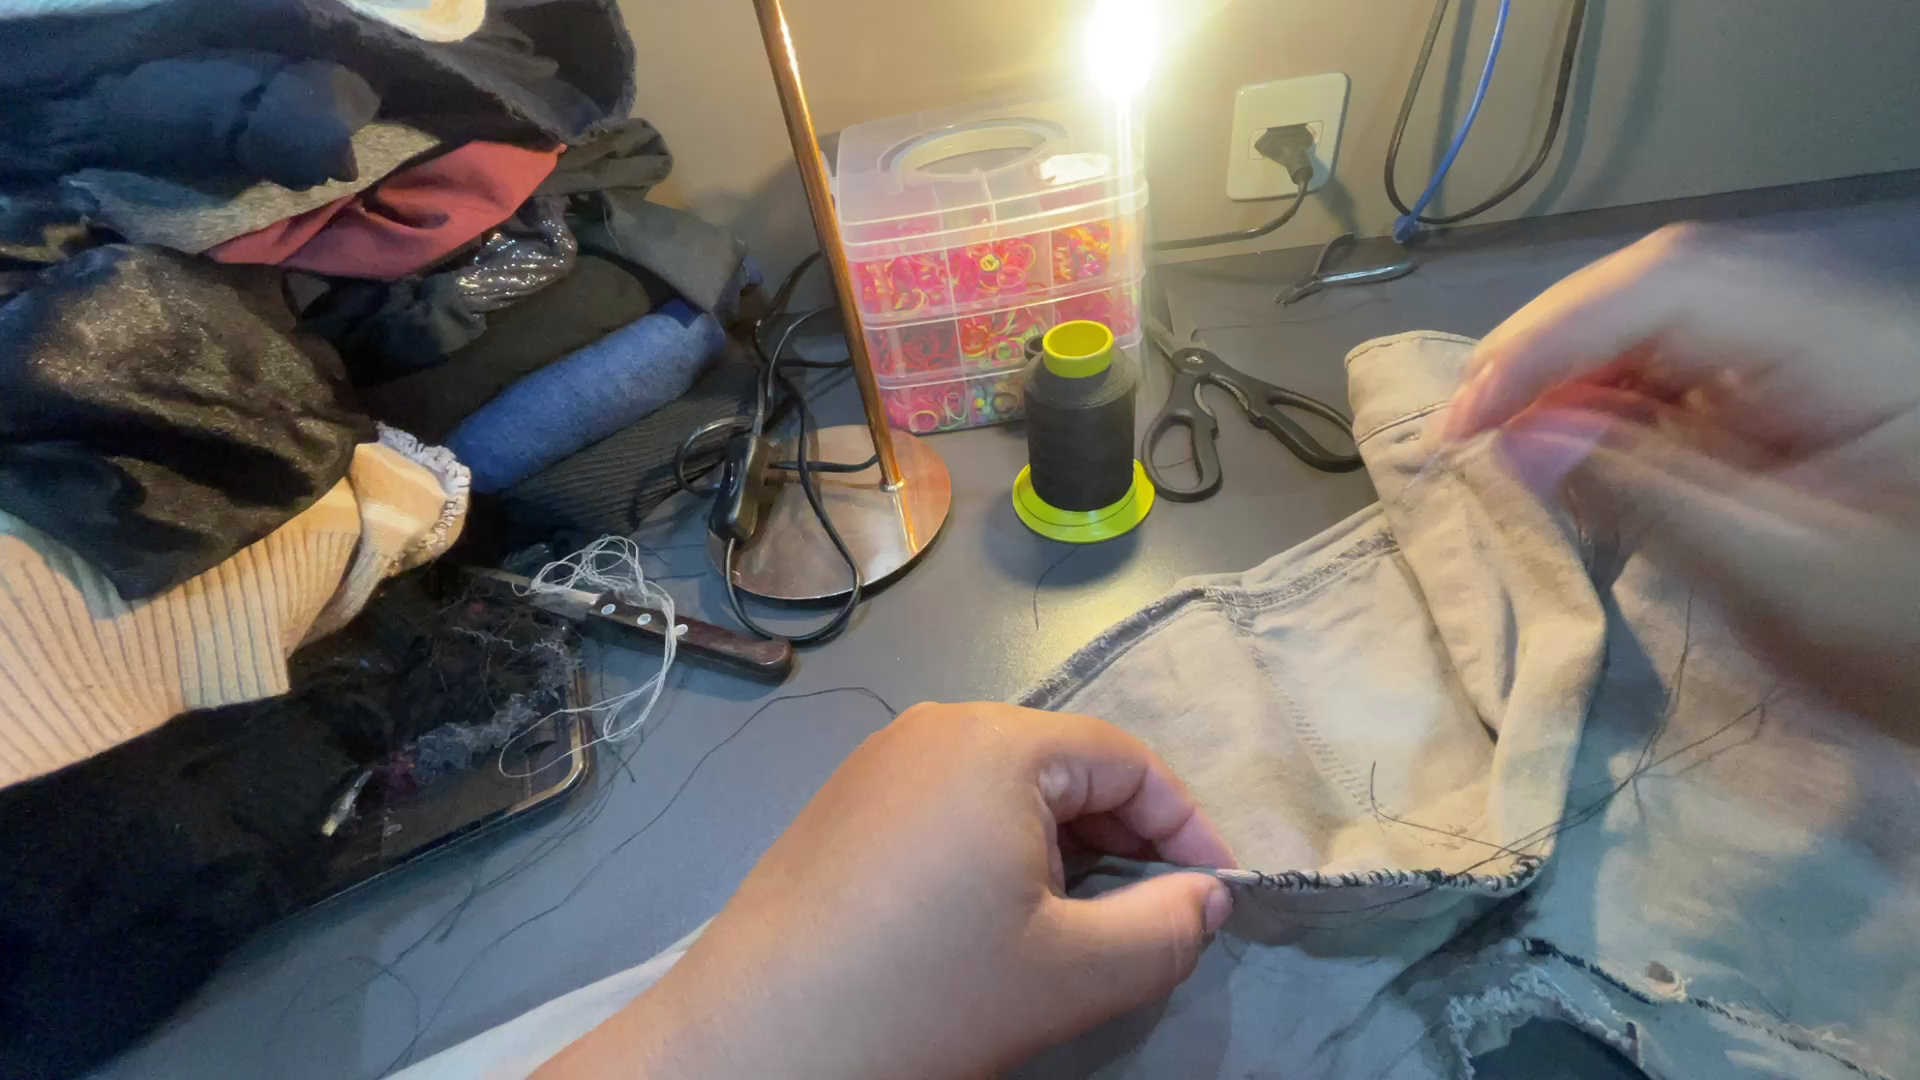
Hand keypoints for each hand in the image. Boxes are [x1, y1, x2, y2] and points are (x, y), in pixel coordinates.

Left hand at [535, 703, 1236, 1079]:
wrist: (758, 1034)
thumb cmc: (926, 989)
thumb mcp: (1071, 970)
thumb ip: (1166, 927)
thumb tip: (1210, 894)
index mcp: (998, 739)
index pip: (1123, 756)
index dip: (1184, 820)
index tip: (1218, 887)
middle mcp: (940, 722)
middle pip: (1064, 762)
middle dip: (1120, 832)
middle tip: (1147, 907)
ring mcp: (888, 753)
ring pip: (1008, 780)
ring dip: (1060, 838)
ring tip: (1074, 911)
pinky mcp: (855, 791)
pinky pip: (955, 794)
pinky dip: (999, 837)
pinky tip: (993, 899)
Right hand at [1444, 223, 1919, 724]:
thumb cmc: (1915, 636)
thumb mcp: (1781, 579)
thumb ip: (1645, 495)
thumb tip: (1514, 437)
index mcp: (1862, 356)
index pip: (1675, 288)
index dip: (1549, 337)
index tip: (1468, 423)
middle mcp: (1830, 329)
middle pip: (1655, 285)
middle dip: (1538, 346)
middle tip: (1465, 425)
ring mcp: (1802, 356)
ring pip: (1645, 319)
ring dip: (1552, 370)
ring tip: (1495, 434)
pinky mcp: (1773, 392)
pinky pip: (1656, 366)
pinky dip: (1582, 397)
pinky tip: (1555, 443)